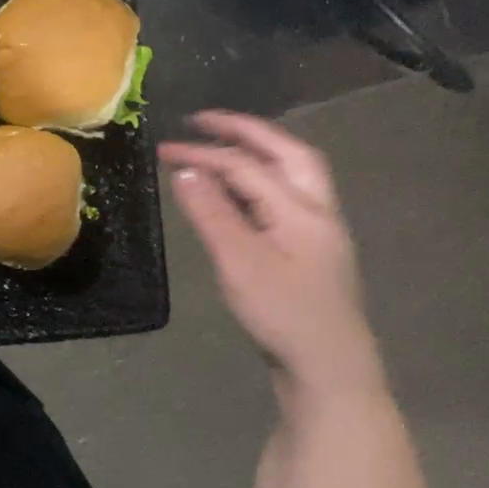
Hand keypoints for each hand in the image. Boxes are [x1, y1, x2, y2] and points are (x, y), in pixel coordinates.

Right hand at [160, 112, 384, 402]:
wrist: (327, 366)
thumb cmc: (282, 312)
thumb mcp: (239, 261)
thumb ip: (212, 212)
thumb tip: (185, 169)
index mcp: (301, 211)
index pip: (246, 166)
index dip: (203, 152)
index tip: (160, 149)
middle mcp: (317, 212)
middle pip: (289, 155)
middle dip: (247, 132)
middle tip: (204, 121)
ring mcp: (318, 232)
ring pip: (292, 175)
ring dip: (256, 153)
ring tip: (218, 146)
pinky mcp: (309, 250)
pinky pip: (284, 196)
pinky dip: (257, 179)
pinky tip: (234, 191)